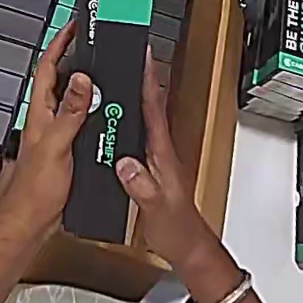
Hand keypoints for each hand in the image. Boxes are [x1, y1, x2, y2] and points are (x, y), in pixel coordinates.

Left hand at [0, 21, 91, 233]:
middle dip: (76, 57)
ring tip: (106, 72)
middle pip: (61, 79)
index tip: (74, 26)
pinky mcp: (65, 148)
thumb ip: (69, 112)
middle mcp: (46, 119)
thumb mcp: (56, 146)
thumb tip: (82, 80)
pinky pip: (80, 120)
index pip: (49, 68)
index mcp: (40, 113)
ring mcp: (56, 133)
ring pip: (71, 99)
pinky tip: (105, 113)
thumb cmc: (34, 189)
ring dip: (86, 84)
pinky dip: (93, 110)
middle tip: (94, 43)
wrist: (30, 221)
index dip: (60, 43)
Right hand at [114, 48, 222, 273]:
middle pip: (149, 106)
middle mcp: (160, 151)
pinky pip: (137, 137)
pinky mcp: (150, 168)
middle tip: (126, 58)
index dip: (150, 80)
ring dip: (133, 99)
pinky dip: (127, 123)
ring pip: (143, 120)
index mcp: (163, 153)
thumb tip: (125, 163)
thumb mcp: (155, 208)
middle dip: (140, 80)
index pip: (155, 109)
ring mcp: (156, 158)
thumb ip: (141, 185)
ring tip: (118, 80)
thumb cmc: (177, 227)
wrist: (188, 245)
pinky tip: (115, 124)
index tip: (144, 56)